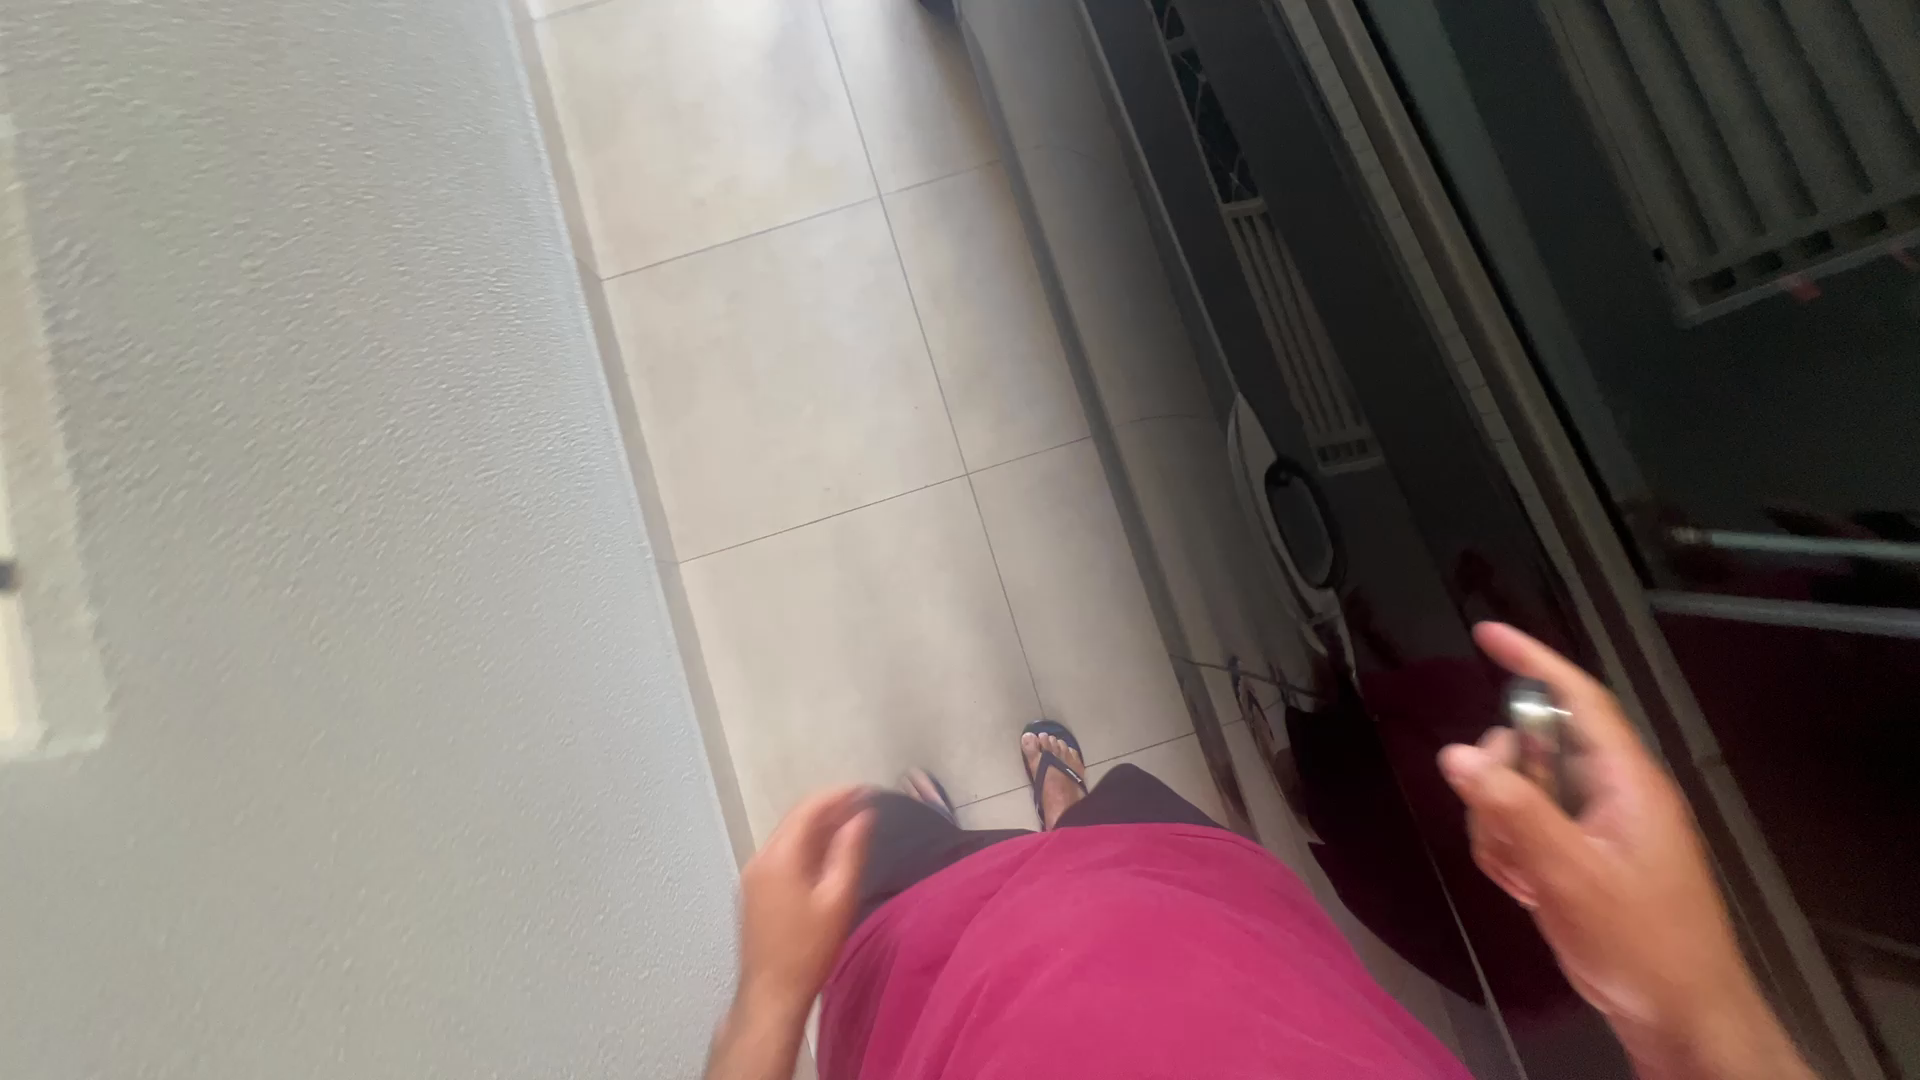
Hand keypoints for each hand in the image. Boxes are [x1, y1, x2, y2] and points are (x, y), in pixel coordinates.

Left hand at [736, 786, 873, 1009]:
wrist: (770, 995)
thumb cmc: (809, 948)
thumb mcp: (838, 898)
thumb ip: (850, 850)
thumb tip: (862, 815)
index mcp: (779, 855)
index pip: (809, 808)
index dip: (838, 795)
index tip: (866, 791)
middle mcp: (760, 857)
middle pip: (797, 819)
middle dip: (829, 808)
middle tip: (862, 805)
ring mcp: (753, 874)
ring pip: (789, 836)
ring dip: (818, 826)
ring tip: (850, 825)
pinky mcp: (753, 890)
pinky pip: (782, 853)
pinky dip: (805, 845)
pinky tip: (826, 853)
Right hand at [1438, 623, 1753, 1032]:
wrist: (1676, 1018)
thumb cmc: (1639, 942)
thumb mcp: (1570, 874)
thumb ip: (1513, 809)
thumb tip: (1455, 753)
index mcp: (1625, 783)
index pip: (1577, 699)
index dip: (1533, 661)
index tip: (1485, 633)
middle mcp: (1607, 792)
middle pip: (1527, 747)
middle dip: (1496, 776)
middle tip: (1494, 817)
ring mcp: (1589, 823)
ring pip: (1511, 787)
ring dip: (1496, 824)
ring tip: (1519, 872)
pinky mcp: (1571, 849)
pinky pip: (1512, 822)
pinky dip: (1503, 848)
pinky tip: (1521, 884)